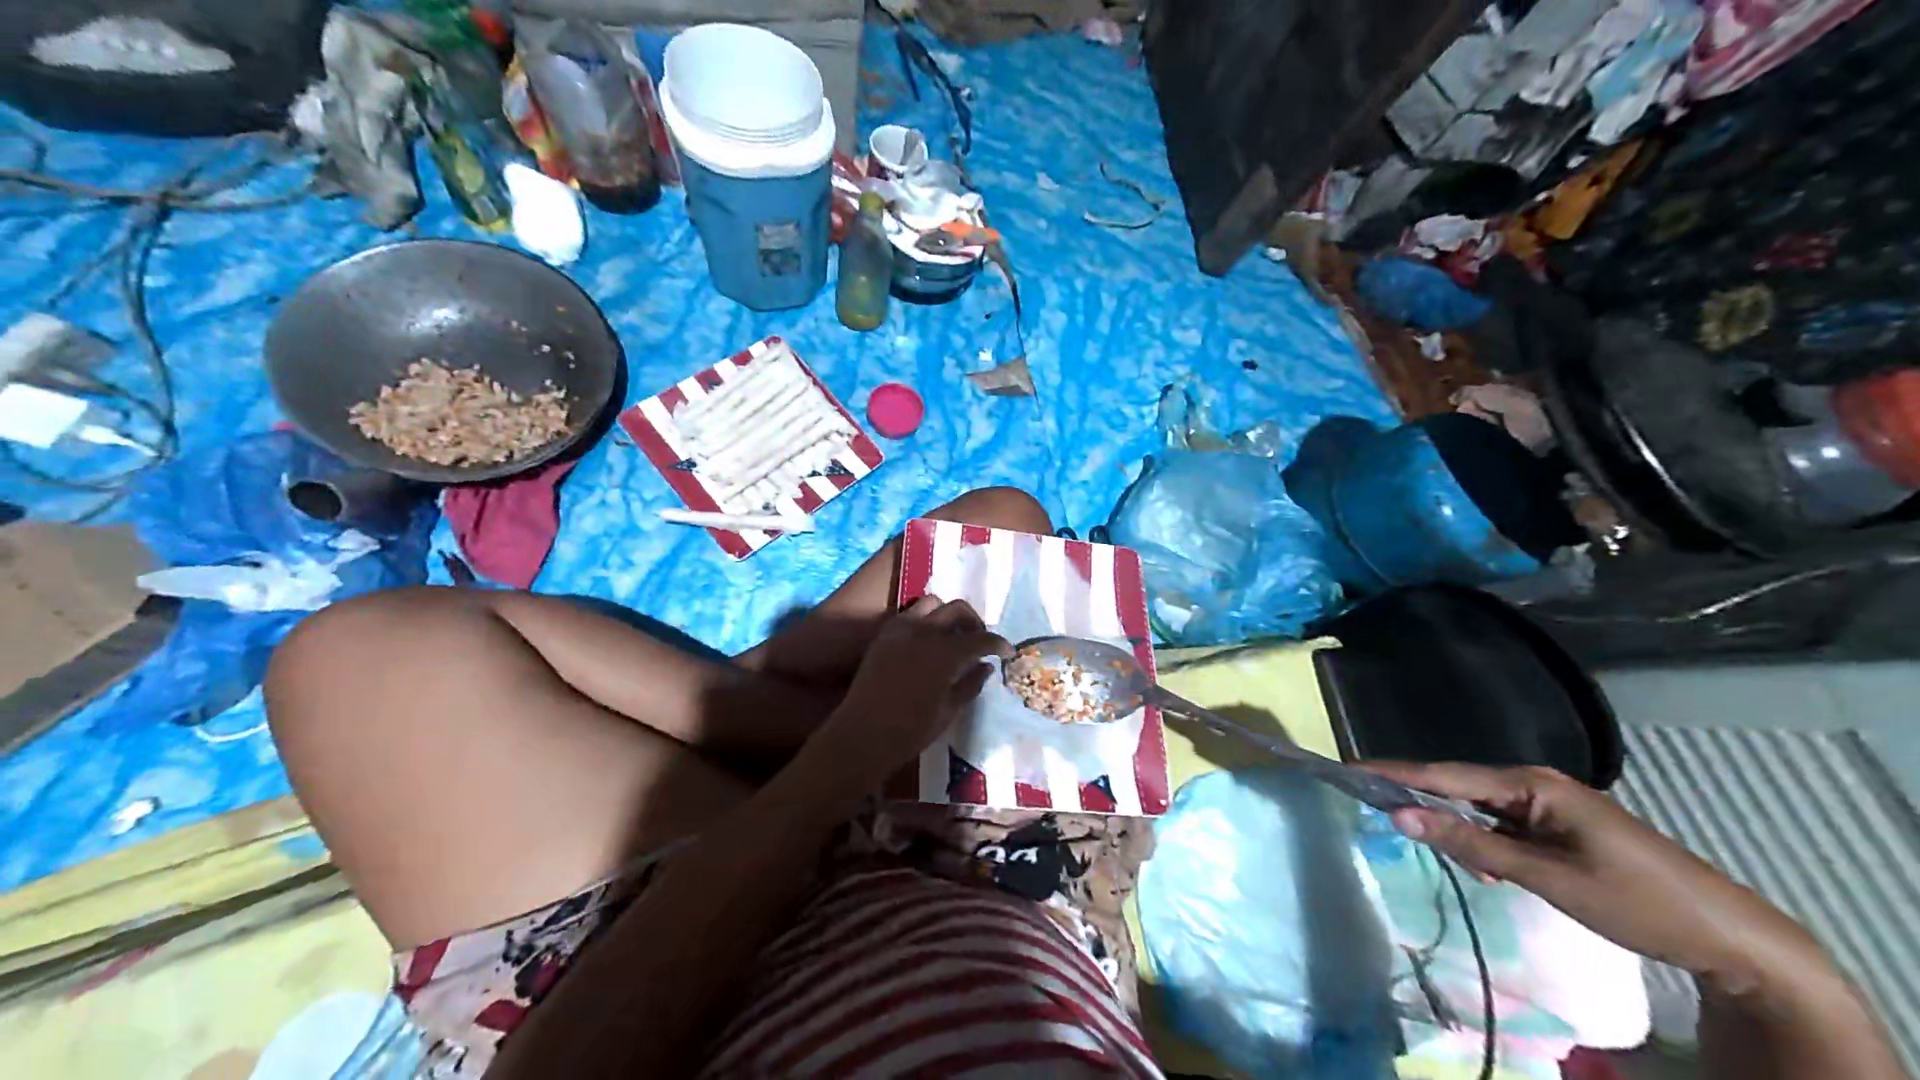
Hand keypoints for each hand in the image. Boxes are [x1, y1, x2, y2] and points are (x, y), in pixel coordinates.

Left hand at [801, 597, 1009, 789]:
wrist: (862, 734)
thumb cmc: (910, 731)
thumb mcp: (949, 711)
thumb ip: (970, 684)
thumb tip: (985, 666)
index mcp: (945, 653)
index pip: (981, 638)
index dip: (998, 643)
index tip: (1006, 651)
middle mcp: (925, 632)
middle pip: (957, 609)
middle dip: (974, 622)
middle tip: (979, 642)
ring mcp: (901, 629)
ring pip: (932, 604)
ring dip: (948, 614)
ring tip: (952, 636)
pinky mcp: (884, 634)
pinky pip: (910, 615)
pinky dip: (925, 620)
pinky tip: (928, 641)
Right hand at [1365, 762, 1827, 991]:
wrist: (1731, 937)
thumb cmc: (1635, 901)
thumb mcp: (1545, 876)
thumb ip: (1468, 843)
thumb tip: (1398, 814)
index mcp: (1531, 783)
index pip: (1445, 774)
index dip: (1394, 773)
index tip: (1348, 769)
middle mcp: (1535, 784)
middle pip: (1458, 787)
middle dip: (1424, 805)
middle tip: (1381, 817)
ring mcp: (1548, 805)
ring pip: (1479, 809)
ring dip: (1460, 832)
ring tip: (1457, 863)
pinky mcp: (1557, 826)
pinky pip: (1502, 825)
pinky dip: (1485, 844)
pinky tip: (1489, 870)